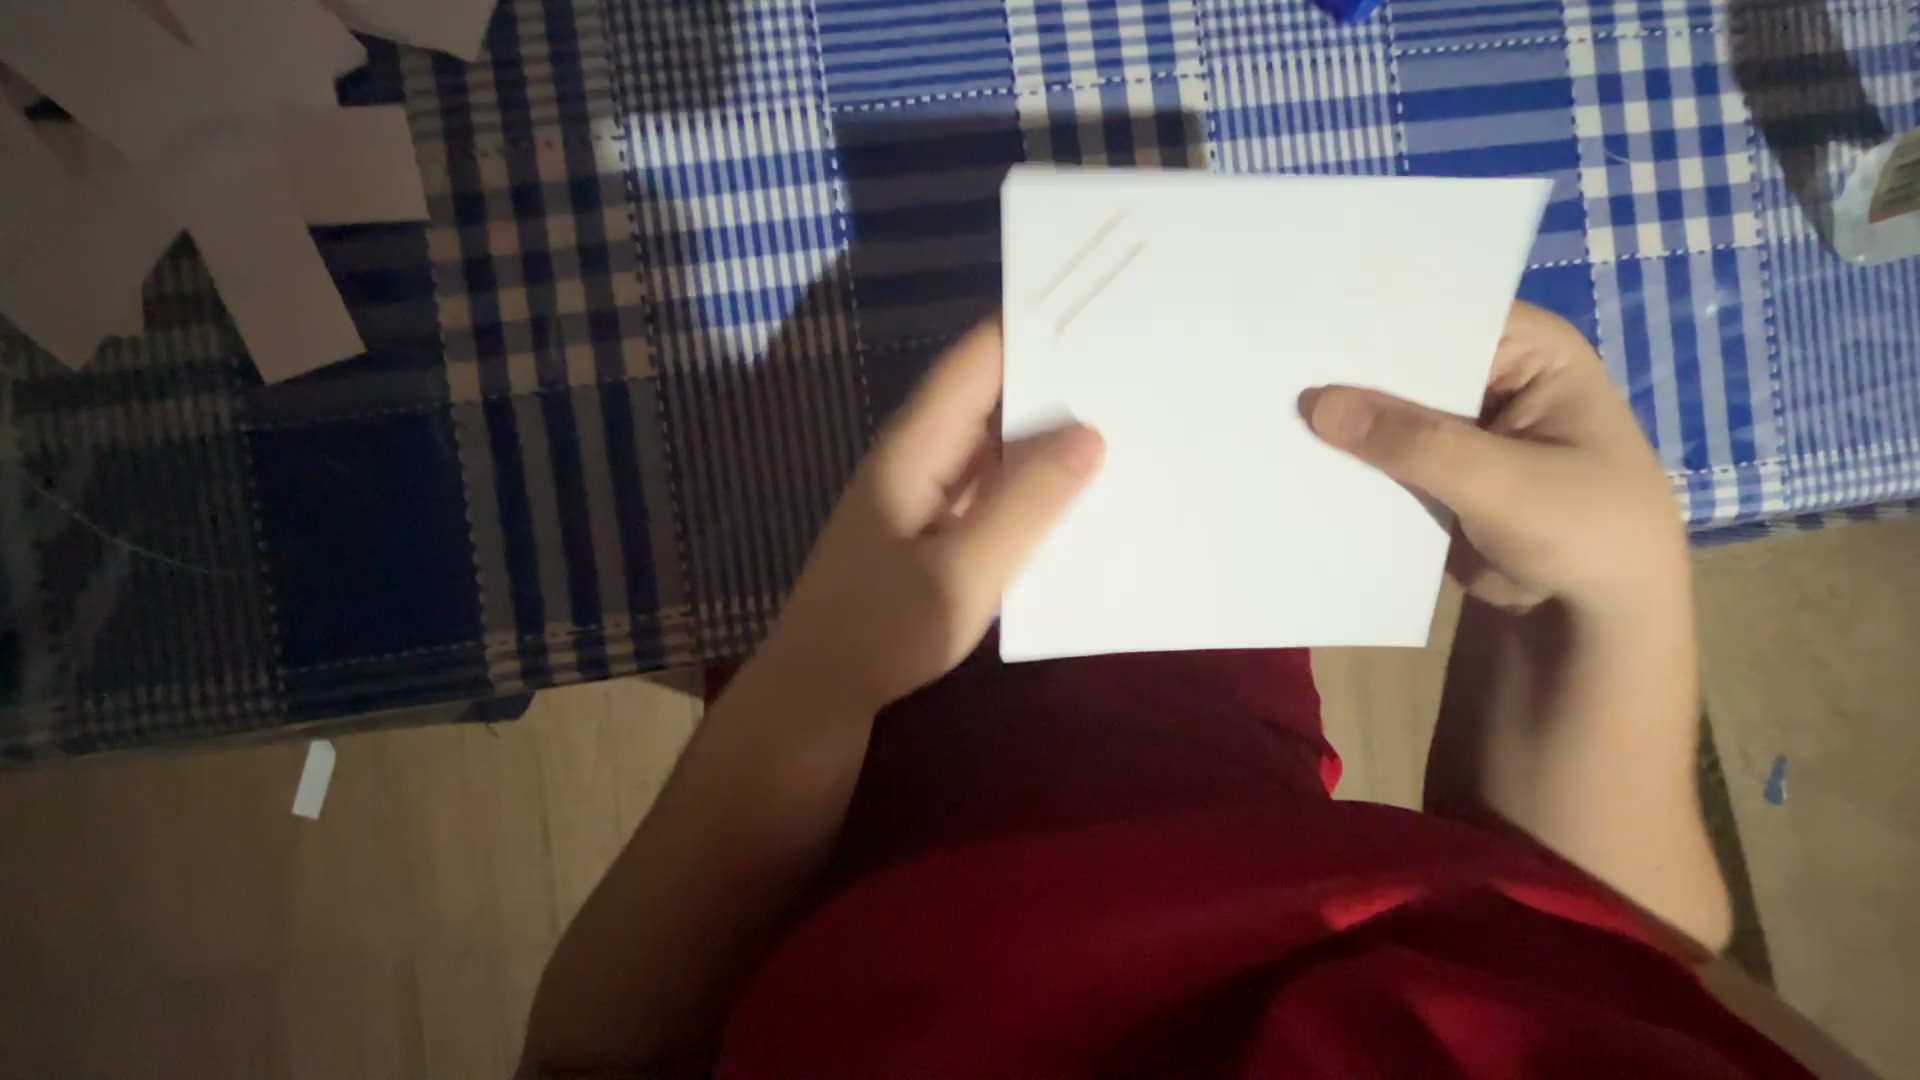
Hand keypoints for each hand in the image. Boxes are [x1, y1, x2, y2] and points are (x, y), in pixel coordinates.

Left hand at [760, 321, 1104, 713]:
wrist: (822, 689)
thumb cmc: (884, 630)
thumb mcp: (965, 572)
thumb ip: (1028, 504)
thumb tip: (1090, 434)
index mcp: (916, 446)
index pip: (977, 359)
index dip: (1034, 326)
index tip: (1104, 308)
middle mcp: (919, 454)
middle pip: (989, 393)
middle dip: (1055, 377)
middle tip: (1136, 363)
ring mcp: (923, 490)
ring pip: (992, 441)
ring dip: (1046, 431)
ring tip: (1125, 414)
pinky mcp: (932, 525)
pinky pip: (989, 483)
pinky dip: (1029, 478)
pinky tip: (1077, 485)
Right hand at [1303, 301, 1684, 615]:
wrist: (1589, 619)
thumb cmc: (1584, 535)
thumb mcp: (1503, 482)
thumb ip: (1414, 443)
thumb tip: (1316, 404)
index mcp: (1530, 353)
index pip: (1442, 314)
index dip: (1378, 316)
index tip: (1309, 320)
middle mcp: (1489, 379)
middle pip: (1404, 362)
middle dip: (1347, 371)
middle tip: (1271, 362)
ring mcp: (1455, 428)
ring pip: (1384, 412)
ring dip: (1339, 419)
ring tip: (1266, 405)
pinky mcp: (1430, 471)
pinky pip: (1377, 455)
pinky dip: (1345, 458)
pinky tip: (1292, 453)